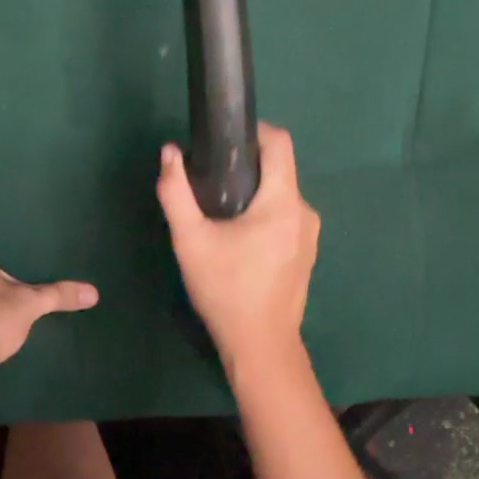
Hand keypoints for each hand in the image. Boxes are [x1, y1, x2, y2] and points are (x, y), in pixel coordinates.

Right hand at [157, 124, 319, 366]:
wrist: (260, 348)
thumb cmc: (226, 290)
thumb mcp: (190, 241)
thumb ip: (176, 193)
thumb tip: (168, 152)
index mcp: (283, 202)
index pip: (280, 142)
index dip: (253, 130)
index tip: (224, 137)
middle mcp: (304, 211)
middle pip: (279, 167)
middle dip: (246, 163)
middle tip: (210, 175)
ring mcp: (310, 233)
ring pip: (281, 192)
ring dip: (253, 190)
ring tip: (219, 206)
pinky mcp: (306, 251)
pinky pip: (285, 214)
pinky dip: (263, 211)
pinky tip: (238, 233)